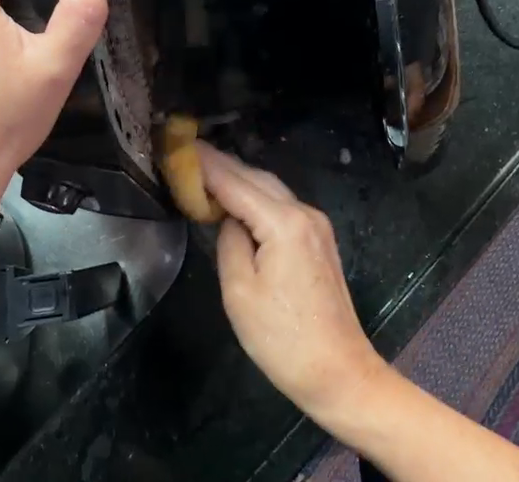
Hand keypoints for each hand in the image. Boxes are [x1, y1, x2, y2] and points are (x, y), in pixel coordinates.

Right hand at [198, 144, 389, 417]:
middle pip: (255, 178)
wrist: (339, 373)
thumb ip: (228, 242)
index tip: (179, 144)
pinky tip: (237, 199)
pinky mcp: (319, 240)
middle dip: (221, 165)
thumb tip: (228, 220)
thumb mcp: (239, 292)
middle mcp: (304, 213)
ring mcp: (316, 225)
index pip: (234, 183)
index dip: (205, 164)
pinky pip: (281, 205)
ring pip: (270, 189)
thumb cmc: (282, 339)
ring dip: (239, 178)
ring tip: (205, 171)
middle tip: (186, 154)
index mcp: (283, 223)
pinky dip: (256, 196)